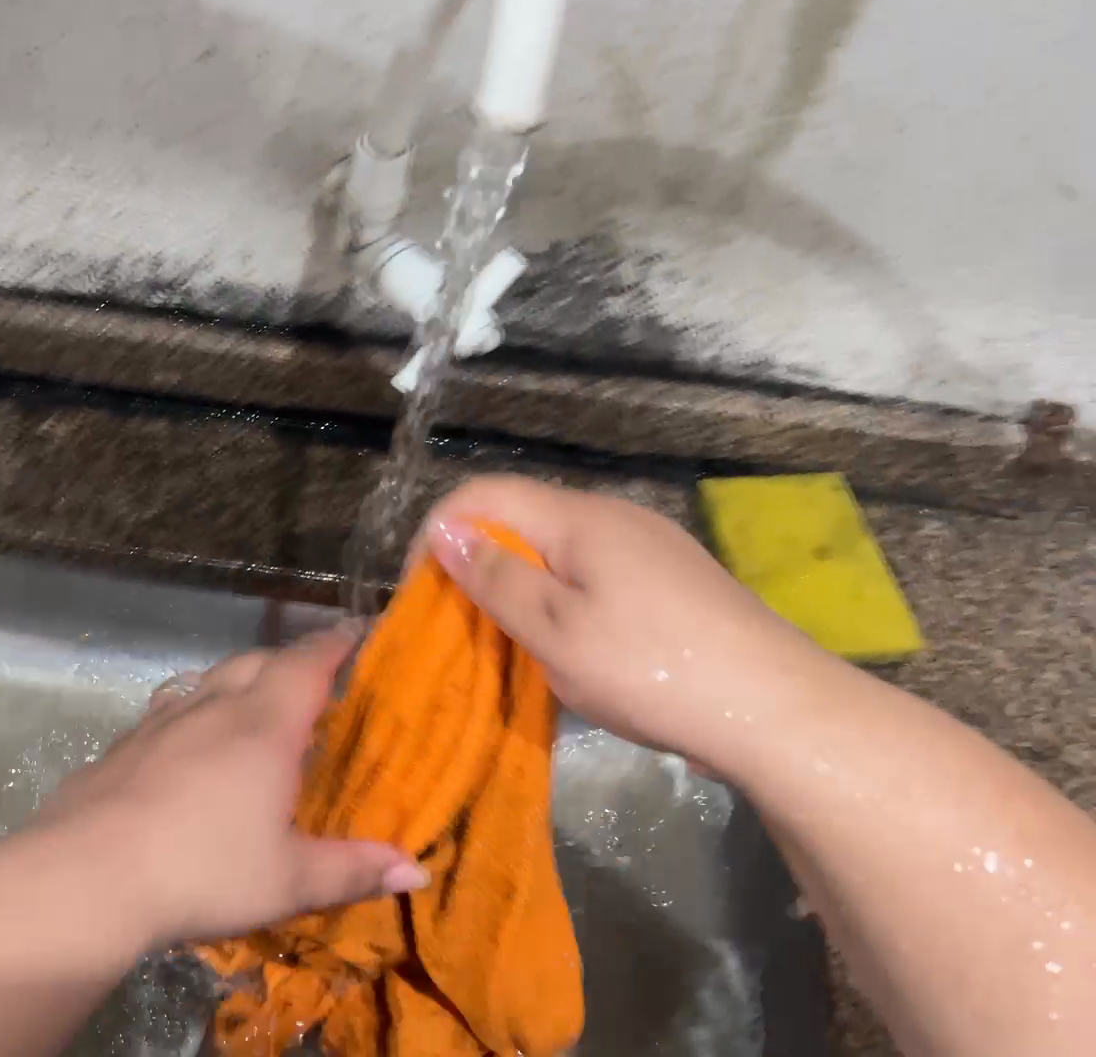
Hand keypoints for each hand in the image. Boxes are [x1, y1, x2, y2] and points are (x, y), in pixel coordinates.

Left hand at [40, 630, 426, 945]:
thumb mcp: (289, 881)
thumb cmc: (204, 870)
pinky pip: (171, 708)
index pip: (305, 665)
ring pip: (208, 680)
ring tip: (252, 707)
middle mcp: (212, 708)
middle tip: (310, 683)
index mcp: (262, 727)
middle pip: (255, 662)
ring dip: (237, 682)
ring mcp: (161, 720)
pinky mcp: (124, 742)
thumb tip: (418, 868)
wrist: (91, 872)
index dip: (333, 644)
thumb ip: (353, 870)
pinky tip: (189, 743)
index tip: (354, 632)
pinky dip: (194, 710)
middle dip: (287, 662)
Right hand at [420, 475, 846, 767]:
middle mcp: (614, 517)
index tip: (425, 585)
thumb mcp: (553, 630)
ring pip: (555, 547)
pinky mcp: (671, 578)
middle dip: (478, 560)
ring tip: (514, 637)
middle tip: (466, 620)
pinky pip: (591, 570)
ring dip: (518, 582)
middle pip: (519, 518)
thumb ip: (494, 577)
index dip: (441, 529)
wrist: (785, 717)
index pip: (484, 494)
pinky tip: (573, 642)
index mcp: (580, 519)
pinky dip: (559, 596)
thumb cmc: (652, 670)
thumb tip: (443, 530)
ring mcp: (649, 546)